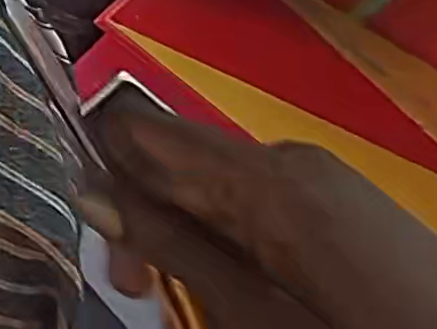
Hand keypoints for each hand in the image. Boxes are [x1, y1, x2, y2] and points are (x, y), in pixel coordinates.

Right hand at [84, 99, 436, 328]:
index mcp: (267, 172)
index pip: (135, 127)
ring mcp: (326, 180)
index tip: (96, 227)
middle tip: (136, 282)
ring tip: (188, 294)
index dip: (100, 165)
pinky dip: (230, 239)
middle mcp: (289, 157)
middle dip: (143, 211)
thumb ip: (171, 245)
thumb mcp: (261, 318)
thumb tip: (87, 194)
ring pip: (211, 183)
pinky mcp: (349, 207)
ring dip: (184, 230)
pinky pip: (257, 203)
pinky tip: (242, 289)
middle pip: (173, 158)